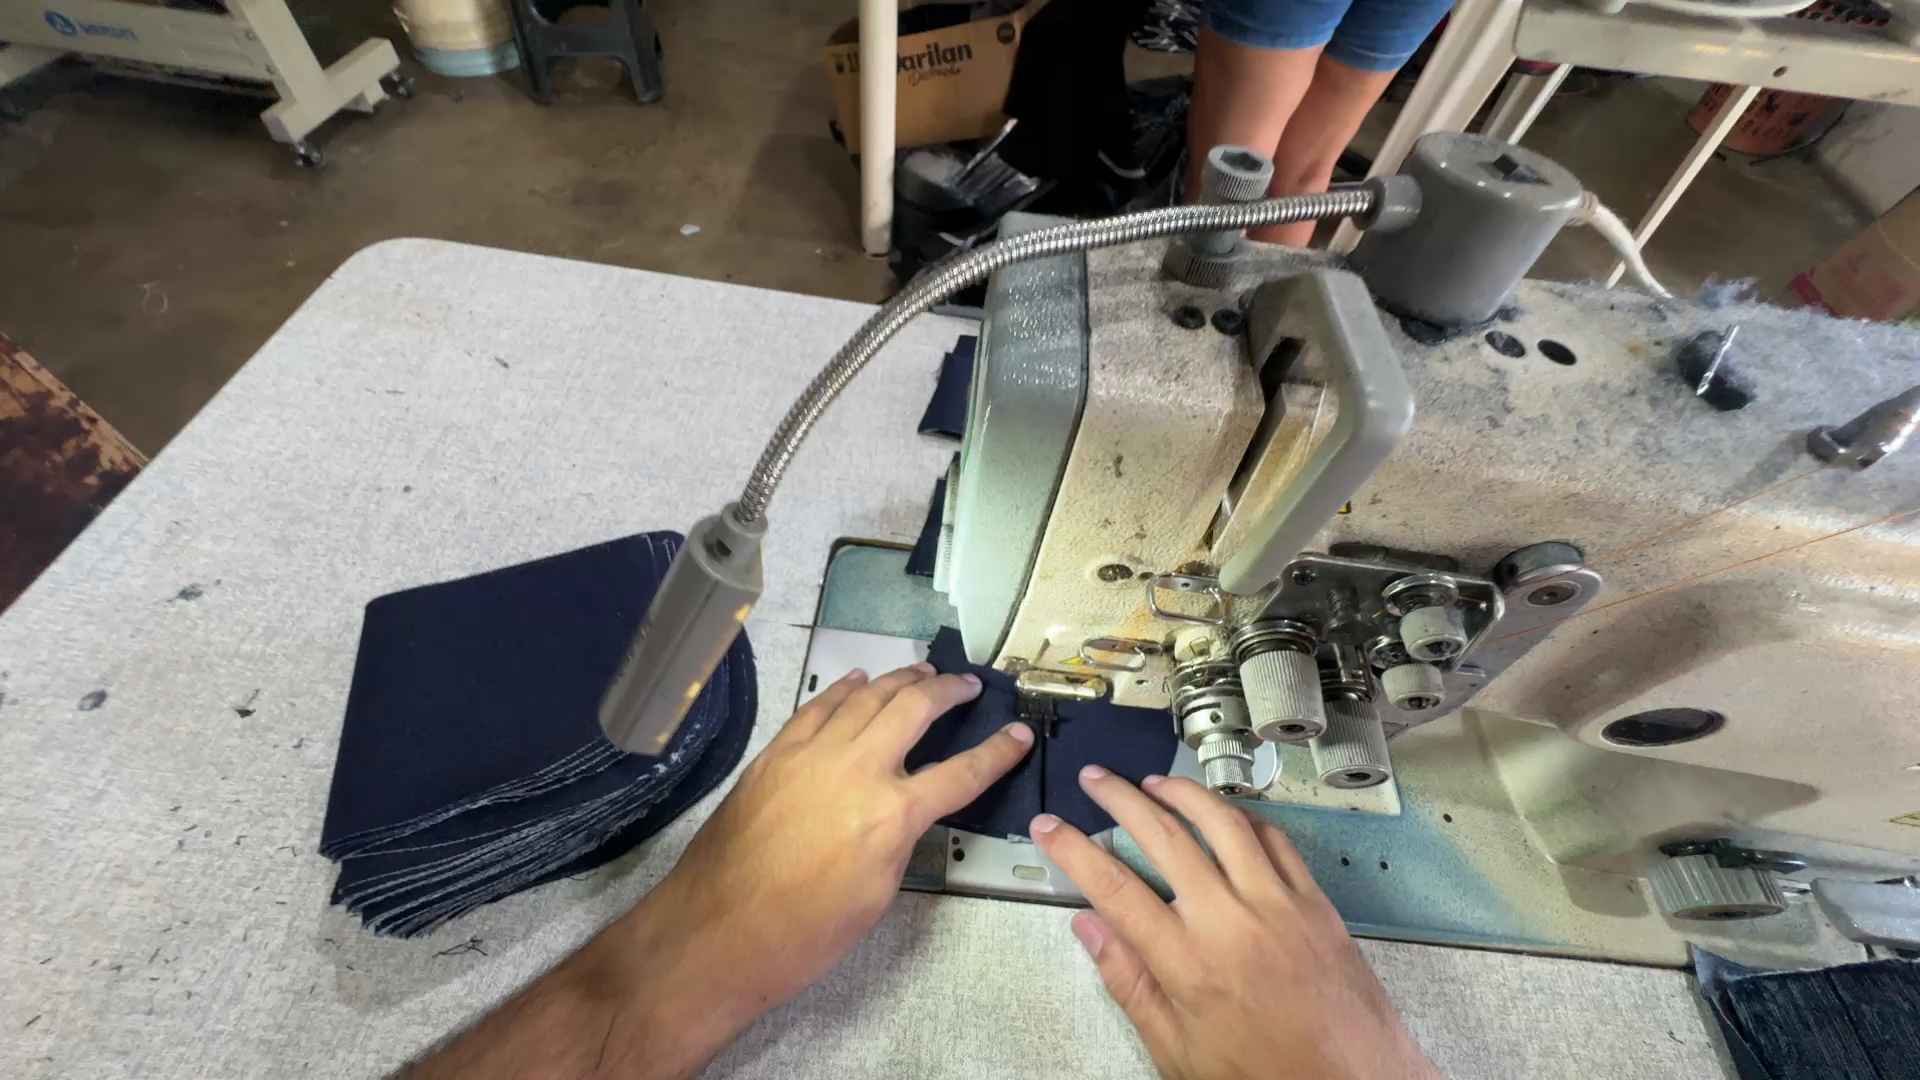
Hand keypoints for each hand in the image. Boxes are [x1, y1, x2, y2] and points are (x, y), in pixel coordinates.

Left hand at [642, 663, 1035, 1019]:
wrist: (716, 932)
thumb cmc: (806, 933)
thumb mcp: (879, 893)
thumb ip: (902, 836)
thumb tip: (910, 805)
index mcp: (892, 814)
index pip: (962, 772)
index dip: (998, 752)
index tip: (1018, 733)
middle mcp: (858, 768)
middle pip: (915, 709)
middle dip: (949, 690)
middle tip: (968, 683)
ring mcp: (814, 752)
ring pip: (869, 695)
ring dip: (902, 678)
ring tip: (925, 672)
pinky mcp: (779, 750)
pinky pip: (819, 705)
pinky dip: (846, 687)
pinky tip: (860, 678)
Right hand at [1032, 768, 1435, 1079]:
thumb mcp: (1179, 1053)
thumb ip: (1130, 983)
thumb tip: (1088, 924)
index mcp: (1189, 964)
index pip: (1114, 888)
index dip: (1073, 850)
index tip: (1047, 825)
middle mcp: (1230, 921)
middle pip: (1163, 835)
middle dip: (1120, 797)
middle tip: (1095, 778)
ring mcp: (1277, 904)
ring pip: (1221, 821)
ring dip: (1180, 791)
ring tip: (1152, 781)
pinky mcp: (1315, 901)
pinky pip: (1274, 839)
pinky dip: (1241, 816)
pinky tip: (1221, 812)